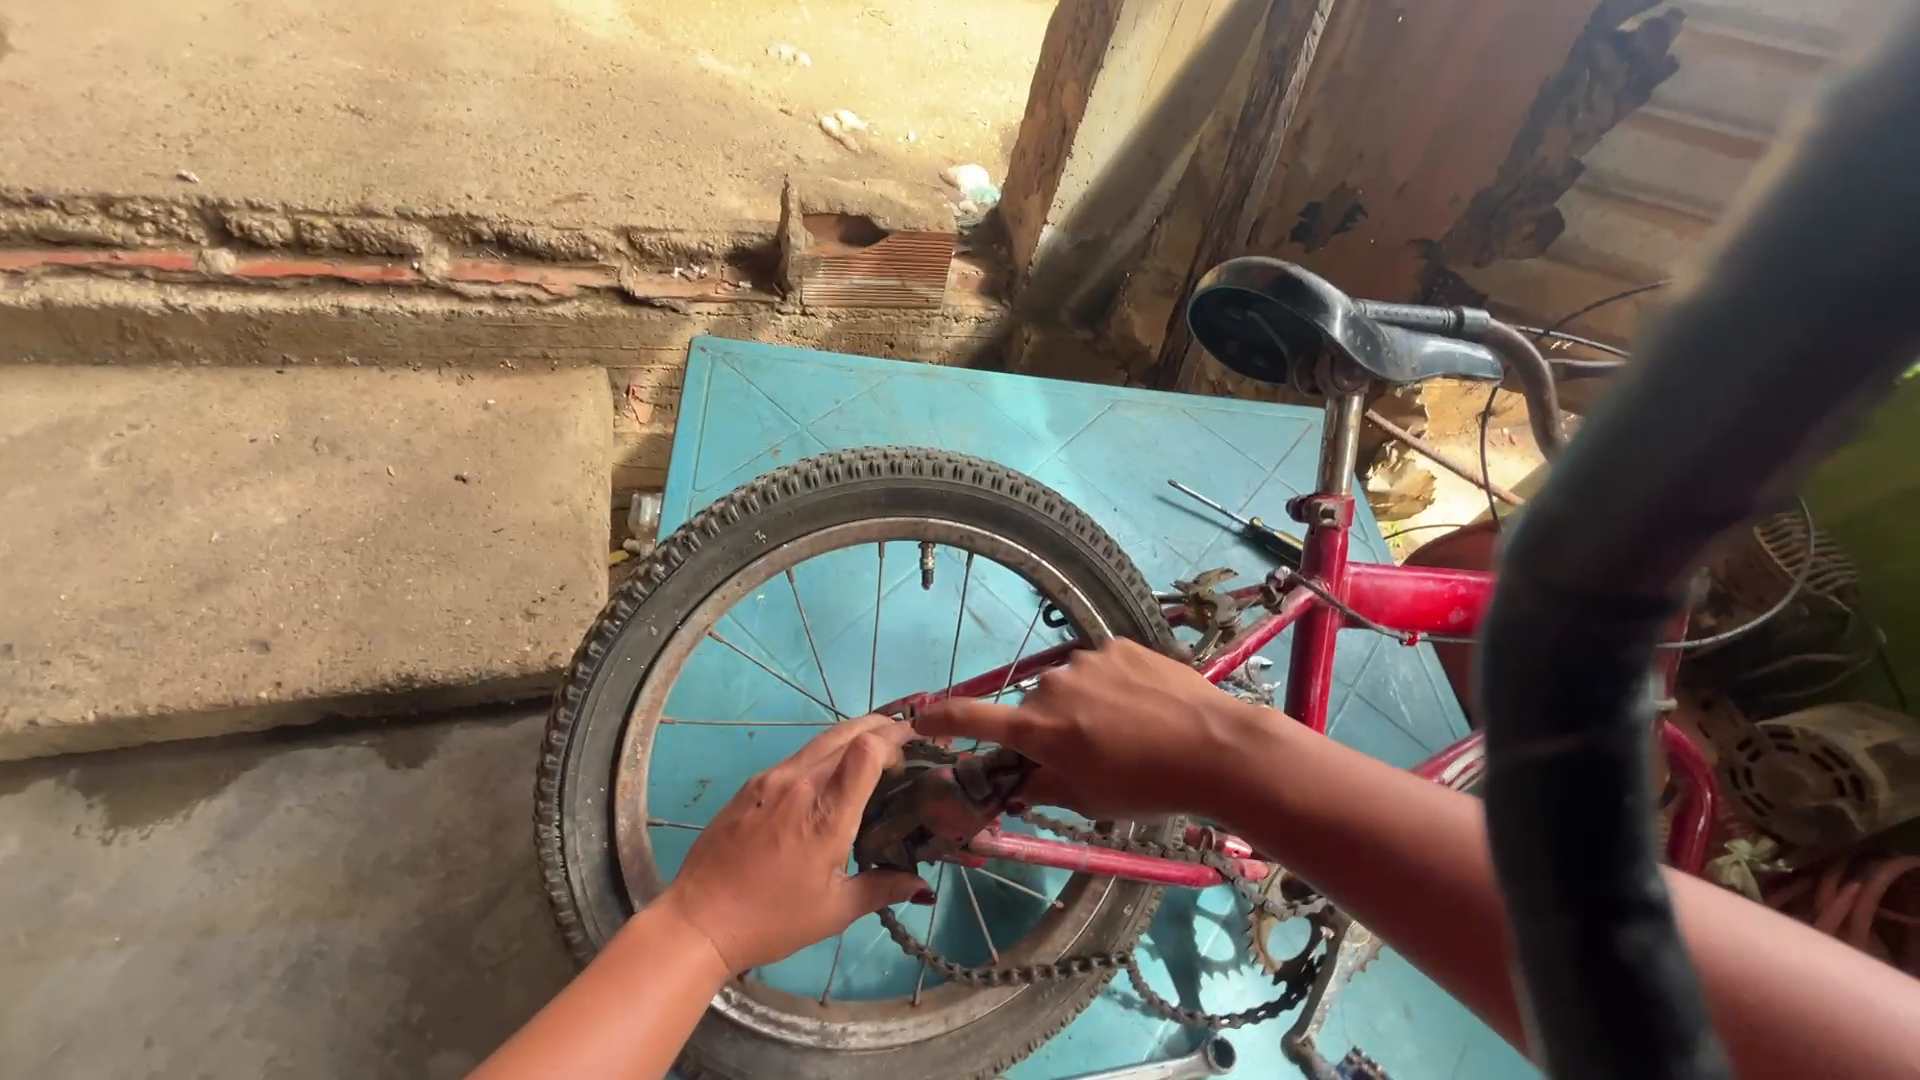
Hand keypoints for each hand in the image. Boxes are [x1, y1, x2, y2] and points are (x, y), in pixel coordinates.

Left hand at [656, 715, 930, 972]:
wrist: (698, 920)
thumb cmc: (771, 920)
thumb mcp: (834, 911)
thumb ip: (881, 888)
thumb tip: (920, 884)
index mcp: (827, 816)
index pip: (866, 751)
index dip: (894, 740)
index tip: (912, 748)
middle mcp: (801, 785)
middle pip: (848, 733)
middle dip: (881, 727)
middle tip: (905, 734)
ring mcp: (773, 779)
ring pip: (822, 740)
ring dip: (853, 734)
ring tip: (875, 744)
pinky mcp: (753, 784)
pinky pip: (799, 756)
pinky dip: (825, 752)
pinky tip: (831, 771)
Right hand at [912, 639, 1270, 819]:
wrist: (1216, 747)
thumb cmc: (1148, 786)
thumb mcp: (1089, 800)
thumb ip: (1042, 786)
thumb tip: (1017, 780)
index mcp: (1040, 729)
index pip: (974, 718)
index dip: (943, 718)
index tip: (920, 716)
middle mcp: (1053, 686)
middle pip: (1034, 708)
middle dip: (1049, 728)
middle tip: (1090, 752)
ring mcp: (1087, 660)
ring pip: (1068, 685)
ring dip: (1082, 703)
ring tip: (1128, 726)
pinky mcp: (1118, 644)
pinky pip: (1099, 666)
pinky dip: (1110, 684)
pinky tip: (1143, 702)